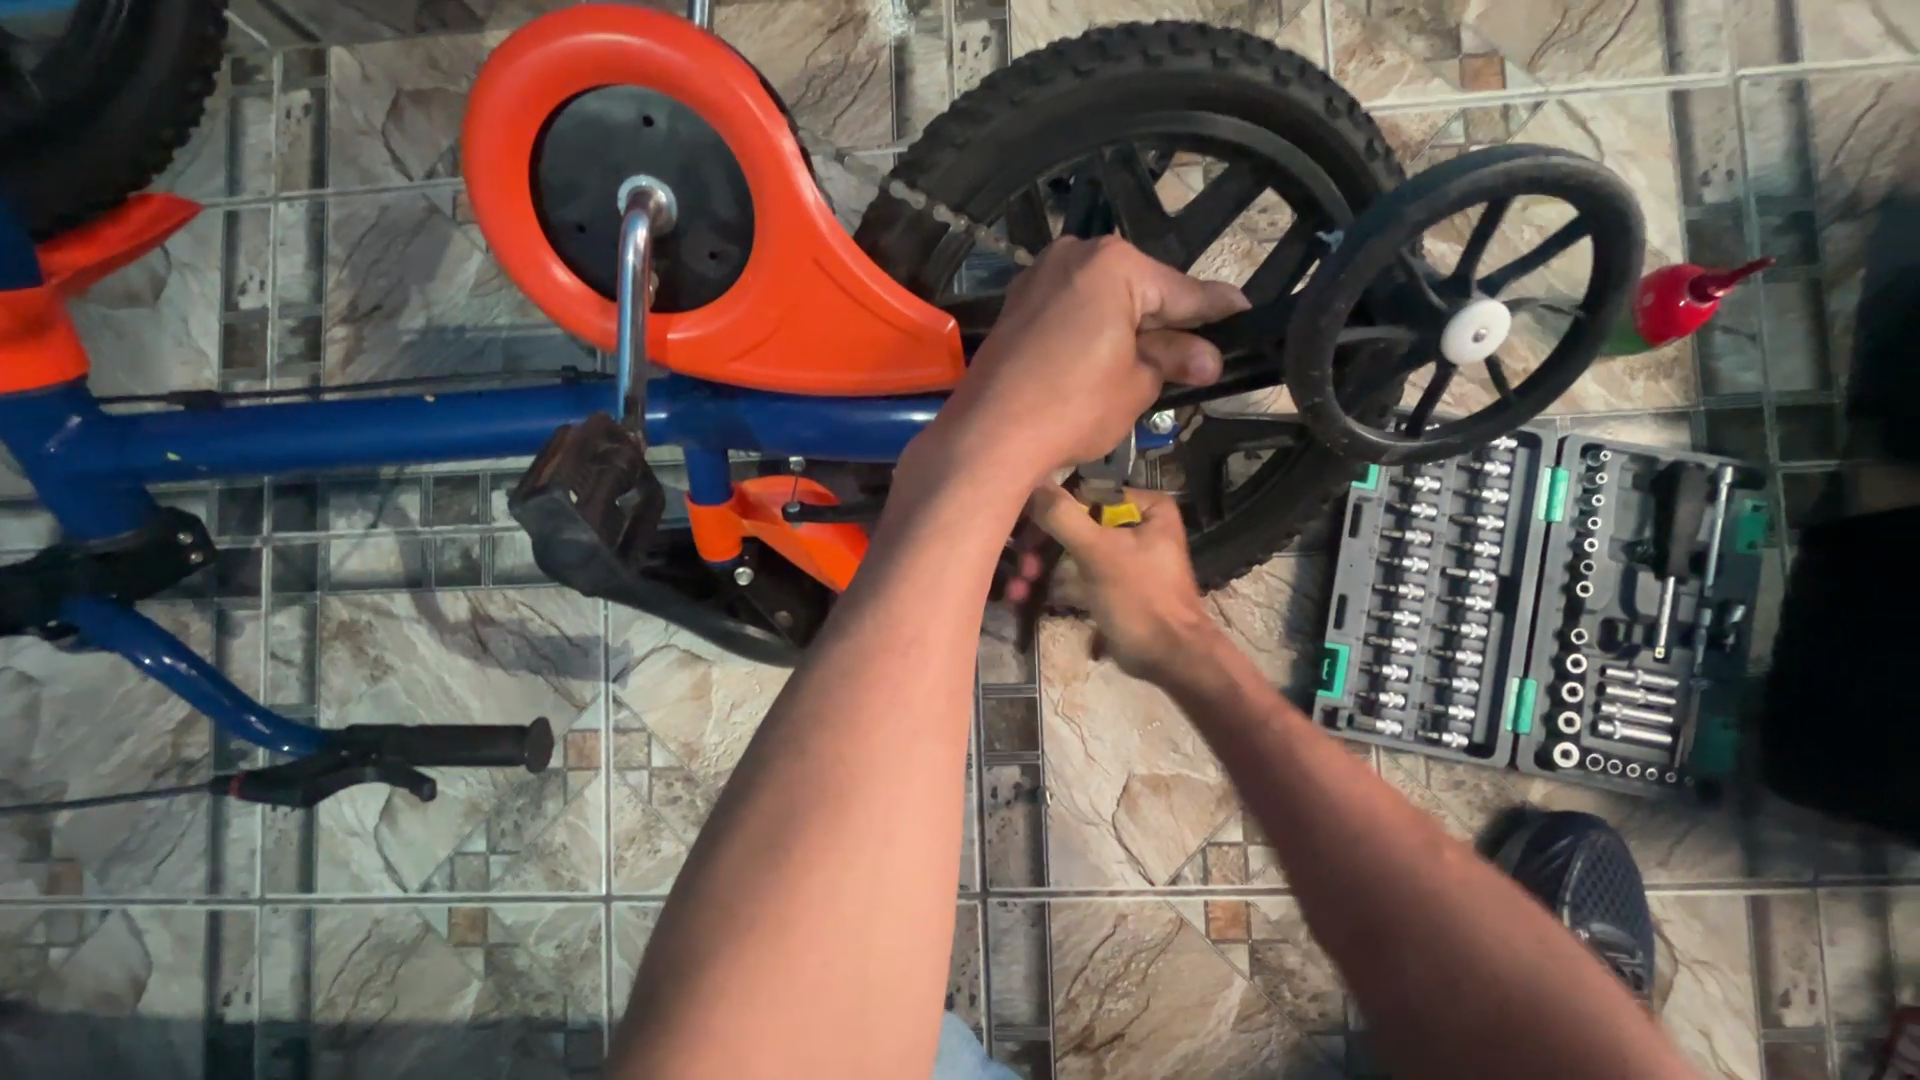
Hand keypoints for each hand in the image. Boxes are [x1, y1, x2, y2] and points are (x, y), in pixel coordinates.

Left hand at [922, 236, 1247, 486]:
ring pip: (1103, 300)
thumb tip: (1207, 358)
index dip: (1214, 308)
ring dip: (1130, 327)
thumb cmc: (1073, 406)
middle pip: (1139, 290)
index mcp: (1114, 265)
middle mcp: (1074, 257)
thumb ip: (1173, 360)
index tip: (1241, 310)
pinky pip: (1072, 310)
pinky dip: (1095, 329)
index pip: (1180, 290)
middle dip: (1167, 321)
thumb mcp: (1137, 385)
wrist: (990, 434)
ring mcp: (1039, 278)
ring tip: (1156, 361)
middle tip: (1198, 352)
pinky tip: (1110, 355)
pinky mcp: (1017, 306)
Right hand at [1007, 486, 1226, 685]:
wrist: (1169, 658)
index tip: (1023, 531)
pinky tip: (1026, 595)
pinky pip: (1078, 574)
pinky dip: (1055, 583)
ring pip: (1073, 550)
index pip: (1088, 494)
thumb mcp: (1099, 551)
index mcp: (1147, 507)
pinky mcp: (1114, 585)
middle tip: (1021, 565)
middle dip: (1043, 546)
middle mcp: (1138, 525)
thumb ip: (1063, 516)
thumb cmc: (1140, 597)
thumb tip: (1029, 484)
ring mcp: (1125, 557)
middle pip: (1077, 524)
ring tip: (1019, 588)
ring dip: (1042, 566)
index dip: (1052, 510)